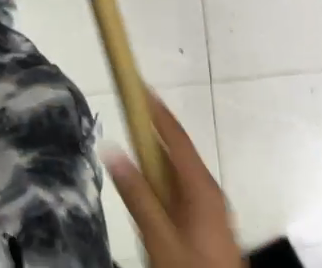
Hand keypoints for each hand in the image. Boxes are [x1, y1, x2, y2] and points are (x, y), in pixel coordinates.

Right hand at [106, 97, 243, 267]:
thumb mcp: (158, 236)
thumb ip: (136, 194)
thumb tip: (111, 149)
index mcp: (201, 187)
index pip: (175, 136)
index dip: (156, 109)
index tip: (137, 85)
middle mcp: (209, 190)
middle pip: (176, 151)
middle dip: (151, 132)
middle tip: (125, 114)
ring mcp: (210, 208)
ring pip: (177, 173)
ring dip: (154, 160)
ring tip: (129, 150)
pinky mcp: (206, 224)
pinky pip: (180, 191)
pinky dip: (161, 182)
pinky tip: (146, 192)